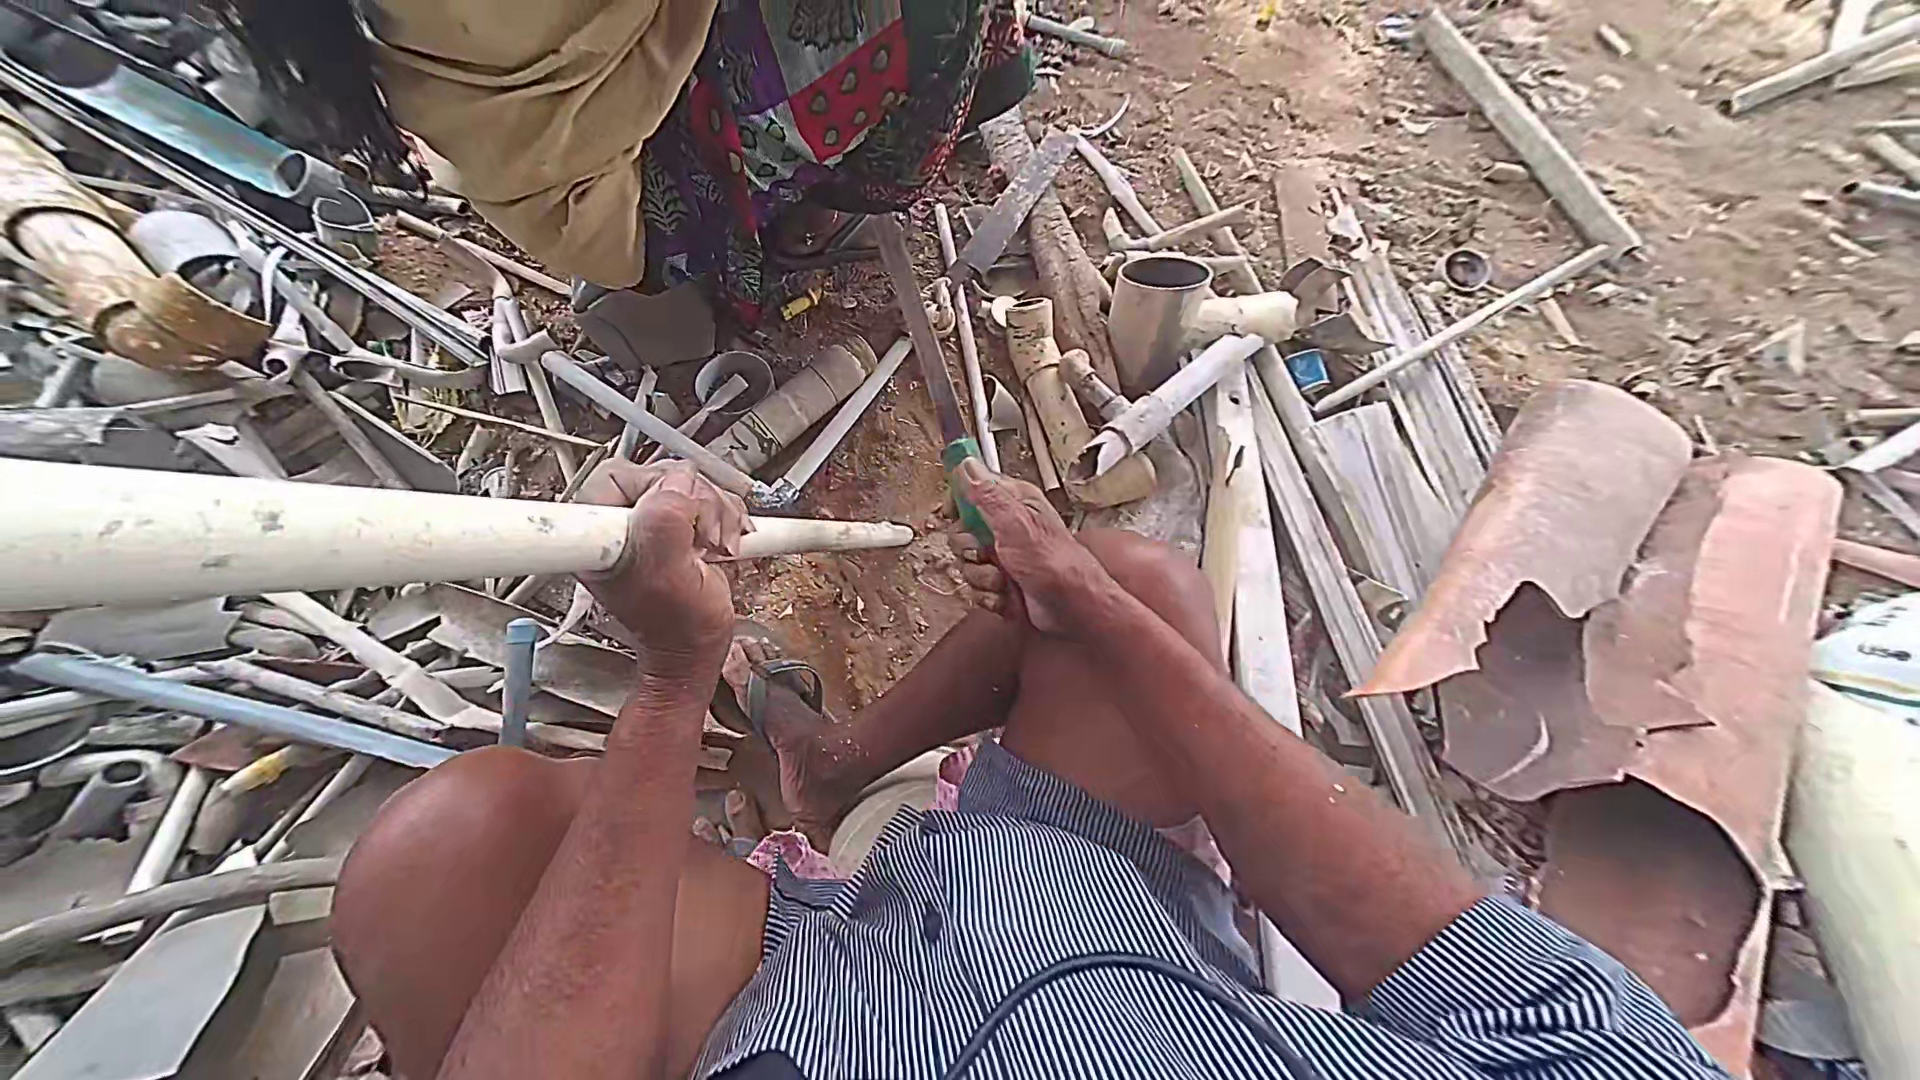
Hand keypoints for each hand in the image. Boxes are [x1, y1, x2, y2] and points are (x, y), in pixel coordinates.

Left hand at [576, 460, 749, 677]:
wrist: (697, 644)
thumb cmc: (677, 626)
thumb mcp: (668, 578)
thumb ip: (664, 524)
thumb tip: (678, 482)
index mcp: (599, 535)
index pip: (620, 476)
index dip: (659, 491)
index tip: (682, 524)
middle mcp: (623, 522)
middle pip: (667, 476)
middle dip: (701, 504)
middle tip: (705, 539)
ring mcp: (654, 522)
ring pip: (694, 484)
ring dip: (720, 513)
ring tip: (716, 546)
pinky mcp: (681, 523)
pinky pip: (711, 497)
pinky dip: (728, 516)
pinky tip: (724, 542)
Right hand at [950, 457, 1116, 636]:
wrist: (1073, 608)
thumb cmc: (1056, 565)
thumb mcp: (1016, 523)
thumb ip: (988, 495)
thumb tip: (968, 465)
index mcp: (1013, 503)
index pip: (971, 488)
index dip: (958, 502)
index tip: (954, 514)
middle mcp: (1007, 527)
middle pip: (961, 532)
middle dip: (969, 551)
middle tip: (987, 554)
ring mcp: (1005, 556)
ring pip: (967, 564)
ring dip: (982, 578)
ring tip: (1005, 580)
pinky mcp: (1003, 582)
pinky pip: (977, 588)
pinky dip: (990, 597)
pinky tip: (1008, 596)